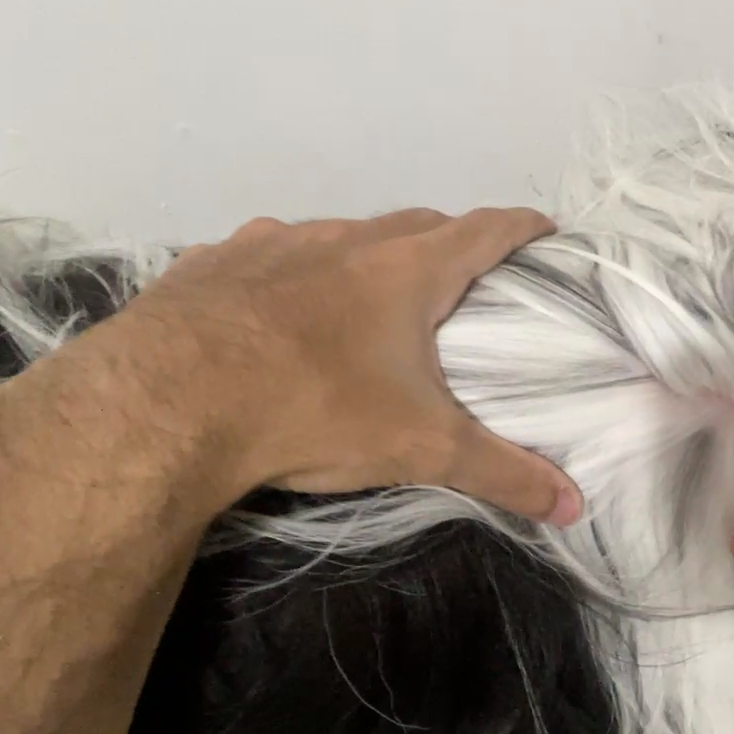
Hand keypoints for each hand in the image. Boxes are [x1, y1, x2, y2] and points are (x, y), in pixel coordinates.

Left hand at [95, 208, 581, 523]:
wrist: (157, 409)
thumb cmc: (314, 411)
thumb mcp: (423, 449)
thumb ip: (505, 474)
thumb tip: (575, 508)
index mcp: (406, 270)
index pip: (487, 230)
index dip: (524, 227)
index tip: (548, 229)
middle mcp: (345, 240)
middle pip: (419, 224)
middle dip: (454, 242)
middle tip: (471, 280)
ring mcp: (271, 243)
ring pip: (344, 235)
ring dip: (374, 255)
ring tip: (379, 298)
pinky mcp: (211, 263)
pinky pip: (273, 254)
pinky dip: (299, 271)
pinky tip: (286, 311)